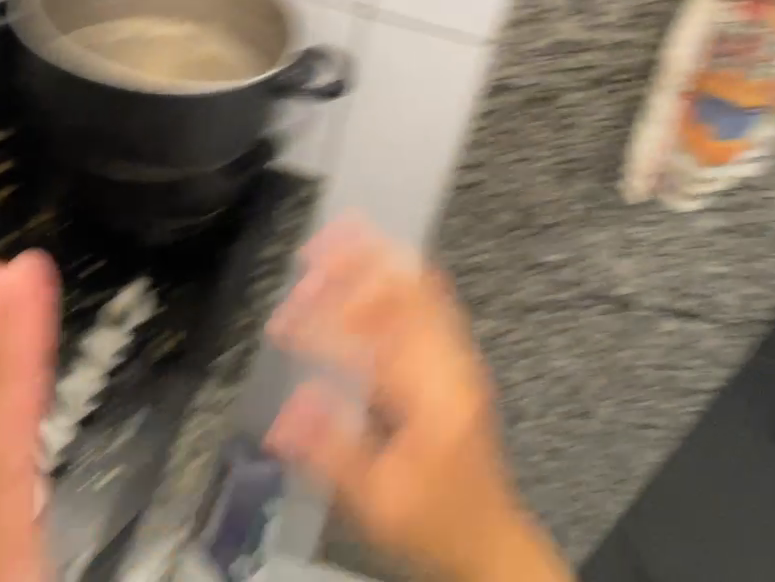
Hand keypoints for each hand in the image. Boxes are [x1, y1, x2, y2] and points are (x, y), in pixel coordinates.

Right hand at [264, 215, 569, 581]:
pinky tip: (379, 262)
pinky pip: (430, 300)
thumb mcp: (378, 500)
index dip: (324, 324)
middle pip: (406, 294)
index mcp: (434, 398)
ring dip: (376, 263)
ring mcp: (457, 357)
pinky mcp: (454, 358)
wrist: (489, 537)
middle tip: (314, 253)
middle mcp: (451, 364)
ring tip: (339, 237)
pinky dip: (399, 275)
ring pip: (419, 288)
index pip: (373, 341)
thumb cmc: (438, 521)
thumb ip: (332, 451)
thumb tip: (285, 412)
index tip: (286, 321)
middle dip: (356, 268)